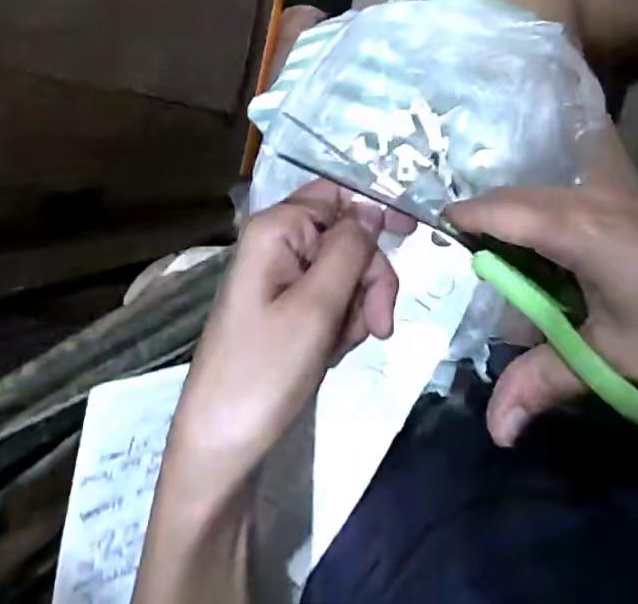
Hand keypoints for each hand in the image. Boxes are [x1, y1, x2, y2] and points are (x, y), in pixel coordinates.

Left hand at [163, 182, 404, 495]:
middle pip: (349, 235)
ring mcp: (283, 276)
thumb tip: (372, 207)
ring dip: (357, 307)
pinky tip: (330, 353)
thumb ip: (350, 248)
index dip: (376, 209)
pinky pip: (334, 299)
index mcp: (276, 228)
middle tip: (377, 325)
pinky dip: (343, 323)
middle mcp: (278, 242)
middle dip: (369, 278)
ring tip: (339, 347)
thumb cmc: (265, 371)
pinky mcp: (289, 307)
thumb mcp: (316, 306)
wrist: (223, 444)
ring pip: (347, 271)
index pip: (338, 194)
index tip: (414, 235)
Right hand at [448, 187, 637, 445]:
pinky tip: (551, 273)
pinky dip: (545, 234)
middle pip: (513, 201)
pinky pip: (569, 211)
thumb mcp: (616, 362)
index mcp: (577, 227)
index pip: (493, 210)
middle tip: (460, 279)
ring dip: (516, 233)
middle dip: (482, 232)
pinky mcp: (637, 215)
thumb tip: (492, 429)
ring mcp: (618, 203)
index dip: (456, 226)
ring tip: (500, 280)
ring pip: (542, 204)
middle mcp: (591, 200)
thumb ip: (543, 383)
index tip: (427, 252)